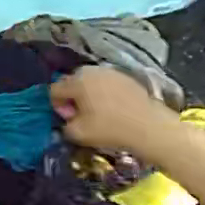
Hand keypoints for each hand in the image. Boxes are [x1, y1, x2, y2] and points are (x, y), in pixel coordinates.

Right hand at [49, 66, 174, 153]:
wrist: (149, 127)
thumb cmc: (110, 129)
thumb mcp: (78, 134)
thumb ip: (65, 125)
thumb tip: (68, 119)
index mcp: (76, 81)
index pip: (54, 90)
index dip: (57, 105)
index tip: (68, 119)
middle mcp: (91, 71)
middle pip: (72, 82)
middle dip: (72, 97)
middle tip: (81, 115)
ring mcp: (111, 71)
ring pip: (91, 81)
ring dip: (89, 94)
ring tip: (98, 112)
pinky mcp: (126, 77)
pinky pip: (107, 83)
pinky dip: (105, 93)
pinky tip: (114, 108)